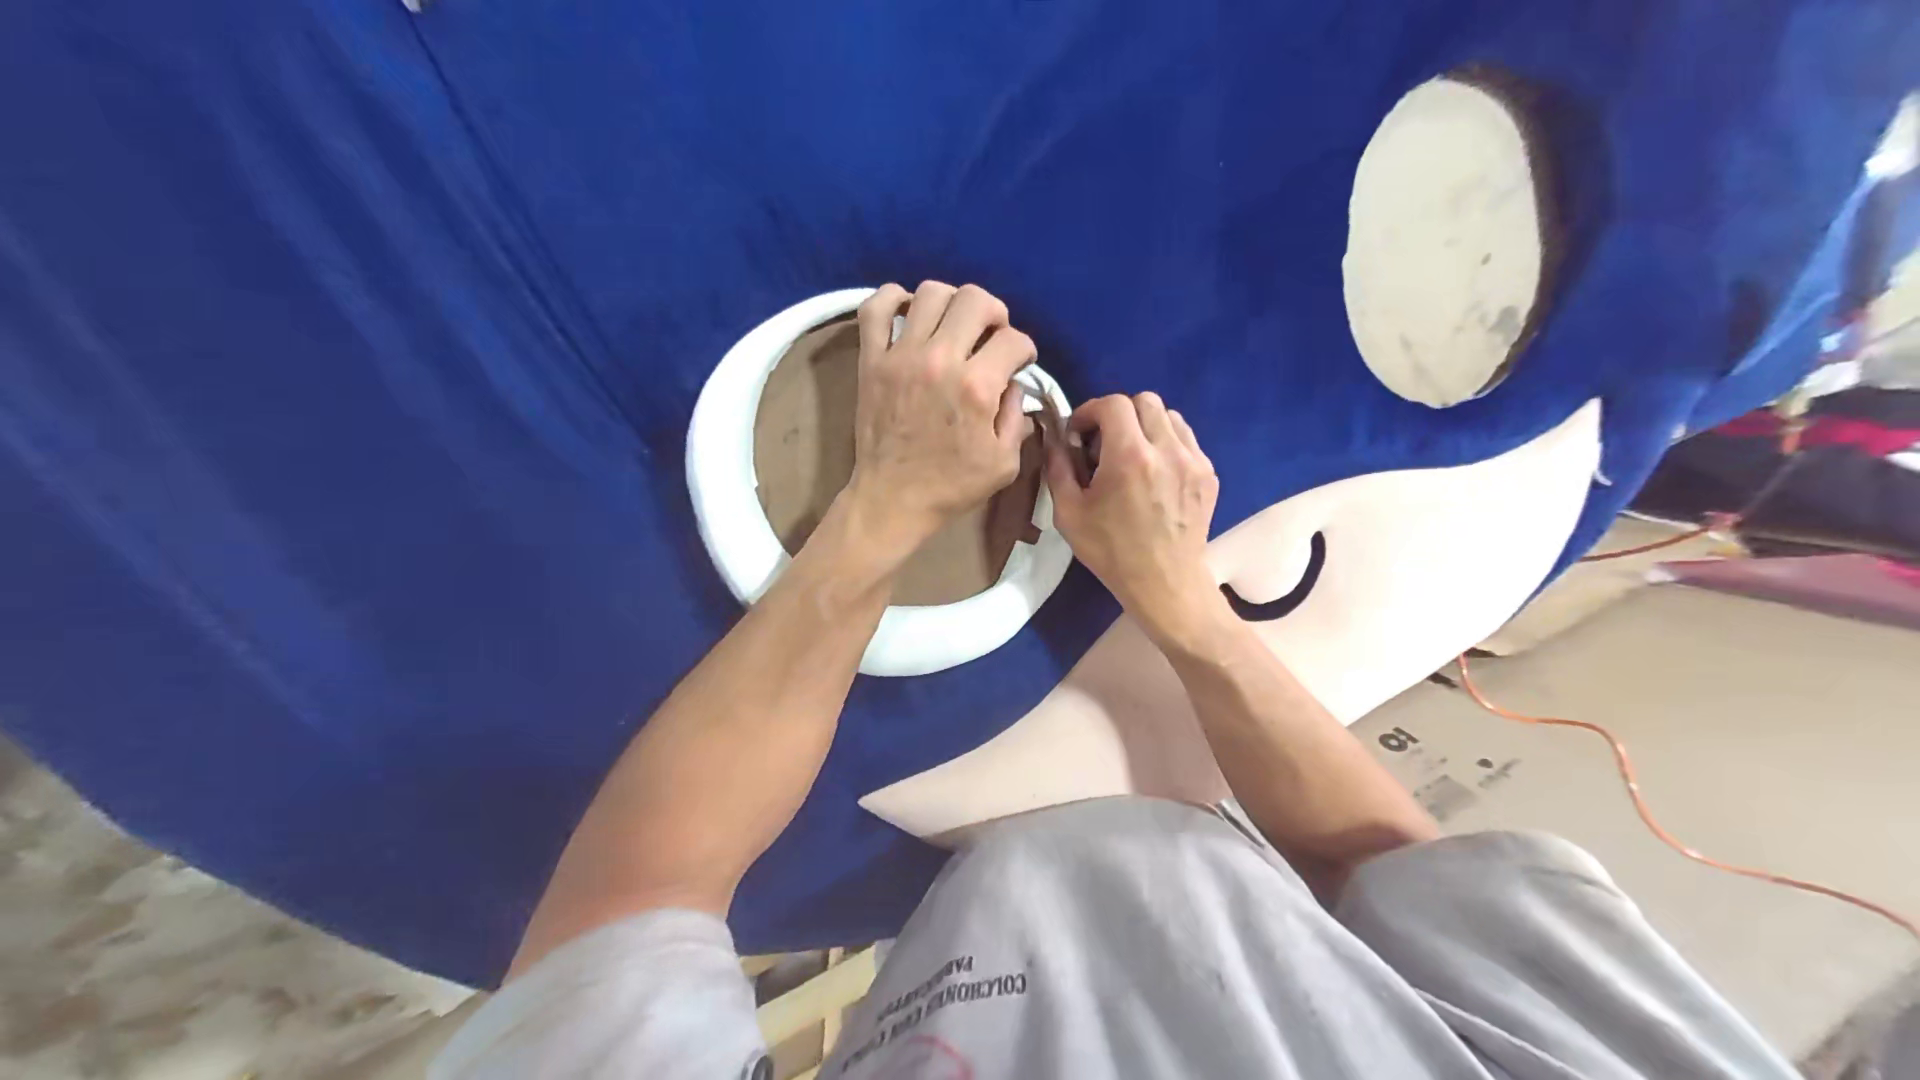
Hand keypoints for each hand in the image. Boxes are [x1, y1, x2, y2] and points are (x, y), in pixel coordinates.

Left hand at [841, 281, 1036, 559]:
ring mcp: (901, 356)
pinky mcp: (871, 360)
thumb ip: (1016, 417)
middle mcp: (941, 360)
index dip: (1024, 350)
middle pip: (975, 300)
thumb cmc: (951, 487)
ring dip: (951, 303)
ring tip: (953, 326)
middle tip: (990, 337)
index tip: (1018, 363)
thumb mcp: (1004, 463)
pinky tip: (909, 313)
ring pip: (931, 292)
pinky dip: (892, 299)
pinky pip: (875, 308)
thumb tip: (1012, 384)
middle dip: (994, 313)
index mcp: (977, 387)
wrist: (893, 500)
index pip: (1014, 339)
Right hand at [1045, 393, 1227, 646]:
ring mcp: (1194, 460)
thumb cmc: (1111, 551)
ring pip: (1169, 416)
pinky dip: (1165, 443)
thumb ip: (1058, 467)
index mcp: (1129, 456)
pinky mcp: (1209, 473)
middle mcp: (1167, 449)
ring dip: (1145, 425)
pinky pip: (1186, 439)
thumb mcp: (1068, 513)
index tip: (1079, 434)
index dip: (1090, 411)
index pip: (1113, 404)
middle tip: (1103, 442)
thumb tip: (1055, 436)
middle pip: (1144, 400)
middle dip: (1118, 414)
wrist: (1164, 583)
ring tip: (1131, 455)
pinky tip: (1153, 472)